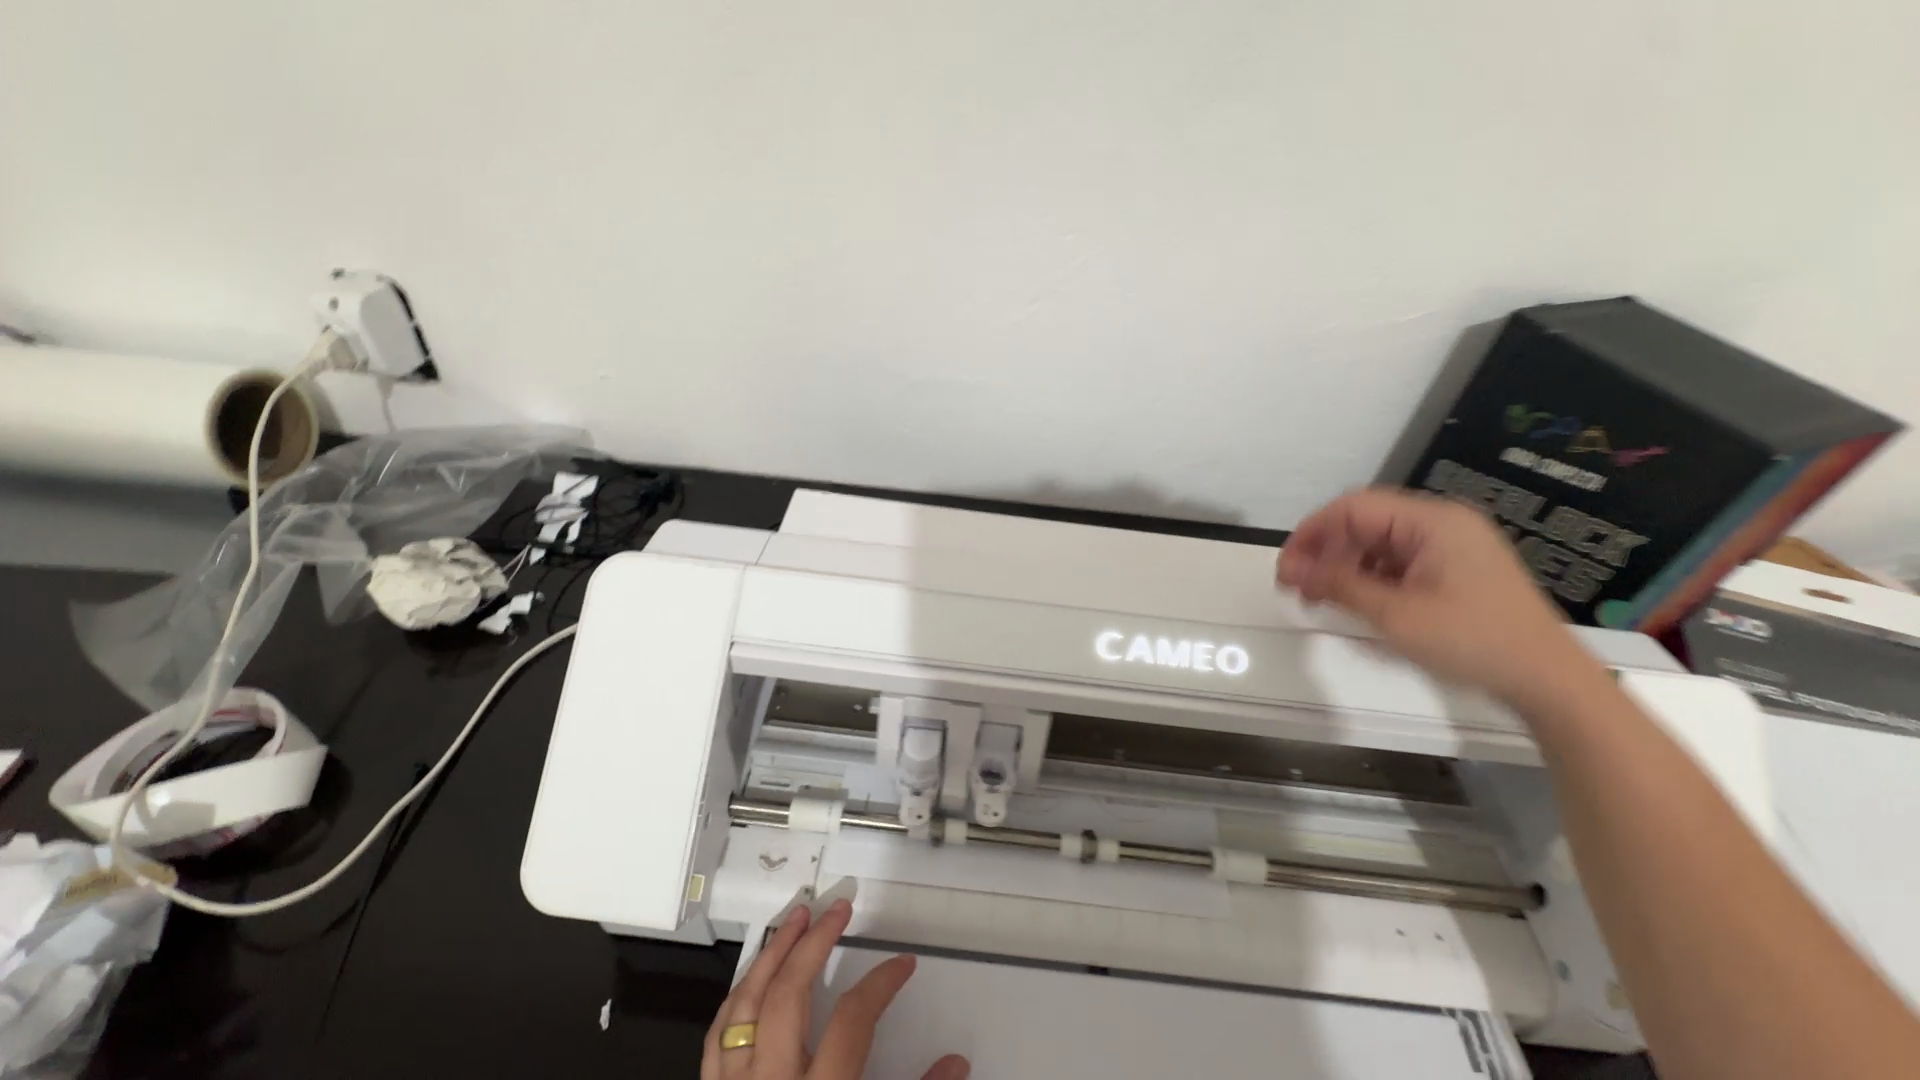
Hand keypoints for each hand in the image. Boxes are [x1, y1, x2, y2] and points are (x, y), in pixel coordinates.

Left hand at [702, 899, 968, 1079]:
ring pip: (744, 1006)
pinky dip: (736, 998)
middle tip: (834, 909)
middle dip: (813, 943)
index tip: (901, 965)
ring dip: (768, 956)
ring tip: (790, 921)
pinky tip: (749, 979)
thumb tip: (954, 1065)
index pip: (853, 1020)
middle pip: (789, 996)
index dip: (881, 983)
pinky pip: (716, 1036)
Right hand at [1276, 488, 1602, 710]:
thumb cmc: (1474, 640)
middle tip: (1296, 587)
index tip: (1285, 569)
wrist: (1547, 679)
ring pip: (1380, 543)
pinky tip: (1356, 602)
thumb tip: (1292, 568)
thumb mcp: (1396, 614)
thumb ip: (1339, 585)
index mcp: (1433, 520)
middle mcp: (1443, 523)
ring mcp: (1453, 546)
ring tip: (1320, 598)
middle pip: (1366, 522)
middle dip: (1325, 550)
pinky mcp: (1457, 569)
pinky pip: (1400, 561)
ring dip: (1345, 566)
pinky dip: (1371, 577)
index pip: (1353, 508)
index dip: (1311, 533)